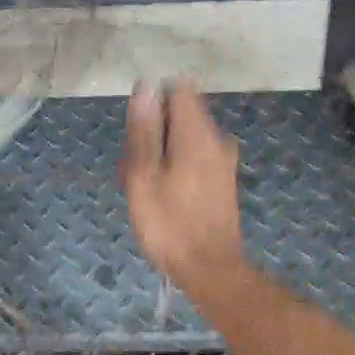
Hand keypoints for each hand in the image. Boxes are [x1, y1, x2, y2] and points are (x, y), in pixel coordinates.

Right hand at [119, 78, 245, 289]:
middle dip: (152, 131)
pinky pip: (192, 157)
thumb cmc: (168, 223)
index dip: (152, 100)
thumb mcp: (143, 175)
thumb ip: (144, 131)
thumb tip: (145, 87)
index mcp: (197, 133)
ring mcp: (222, 160)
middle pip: (180, 115)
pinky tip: (159, 194)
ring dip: (159, 152)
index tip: (133, 128)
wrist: (208, 267)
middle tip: (131, 167)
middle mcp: (216, 139)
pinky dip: (172, 166)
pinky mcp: (222, 179)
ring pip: (183, 138)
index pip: (179, 90)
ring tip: (141, 184)